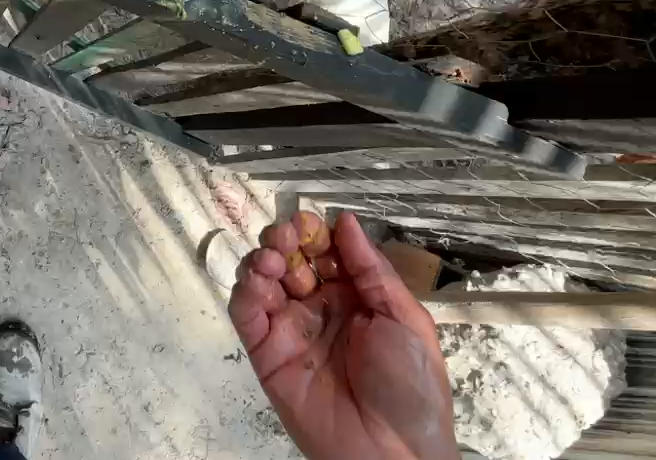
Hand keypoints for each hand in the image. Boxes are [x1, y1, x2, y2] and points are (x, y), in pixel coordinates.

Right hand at [229, 211, 457, 459]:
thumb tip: (345, 220)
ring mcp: (288, 326)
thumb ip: (371, 269)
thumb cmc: (411, 386)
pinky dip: (245, 289)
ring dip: (263, 258)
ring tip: (276, 261)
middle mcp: (316, 305)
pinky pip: (245, 311)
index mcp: (352, 296)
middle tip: (288, 238)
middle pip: (288, 256)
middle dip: (283, 237)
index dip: (313, 231)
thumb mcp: (406, 320)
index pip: (322, 249)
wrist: (393, 456)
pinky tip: (260, 283)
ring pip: (262, 276)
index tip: (310, 225)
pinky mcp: (264, 350)